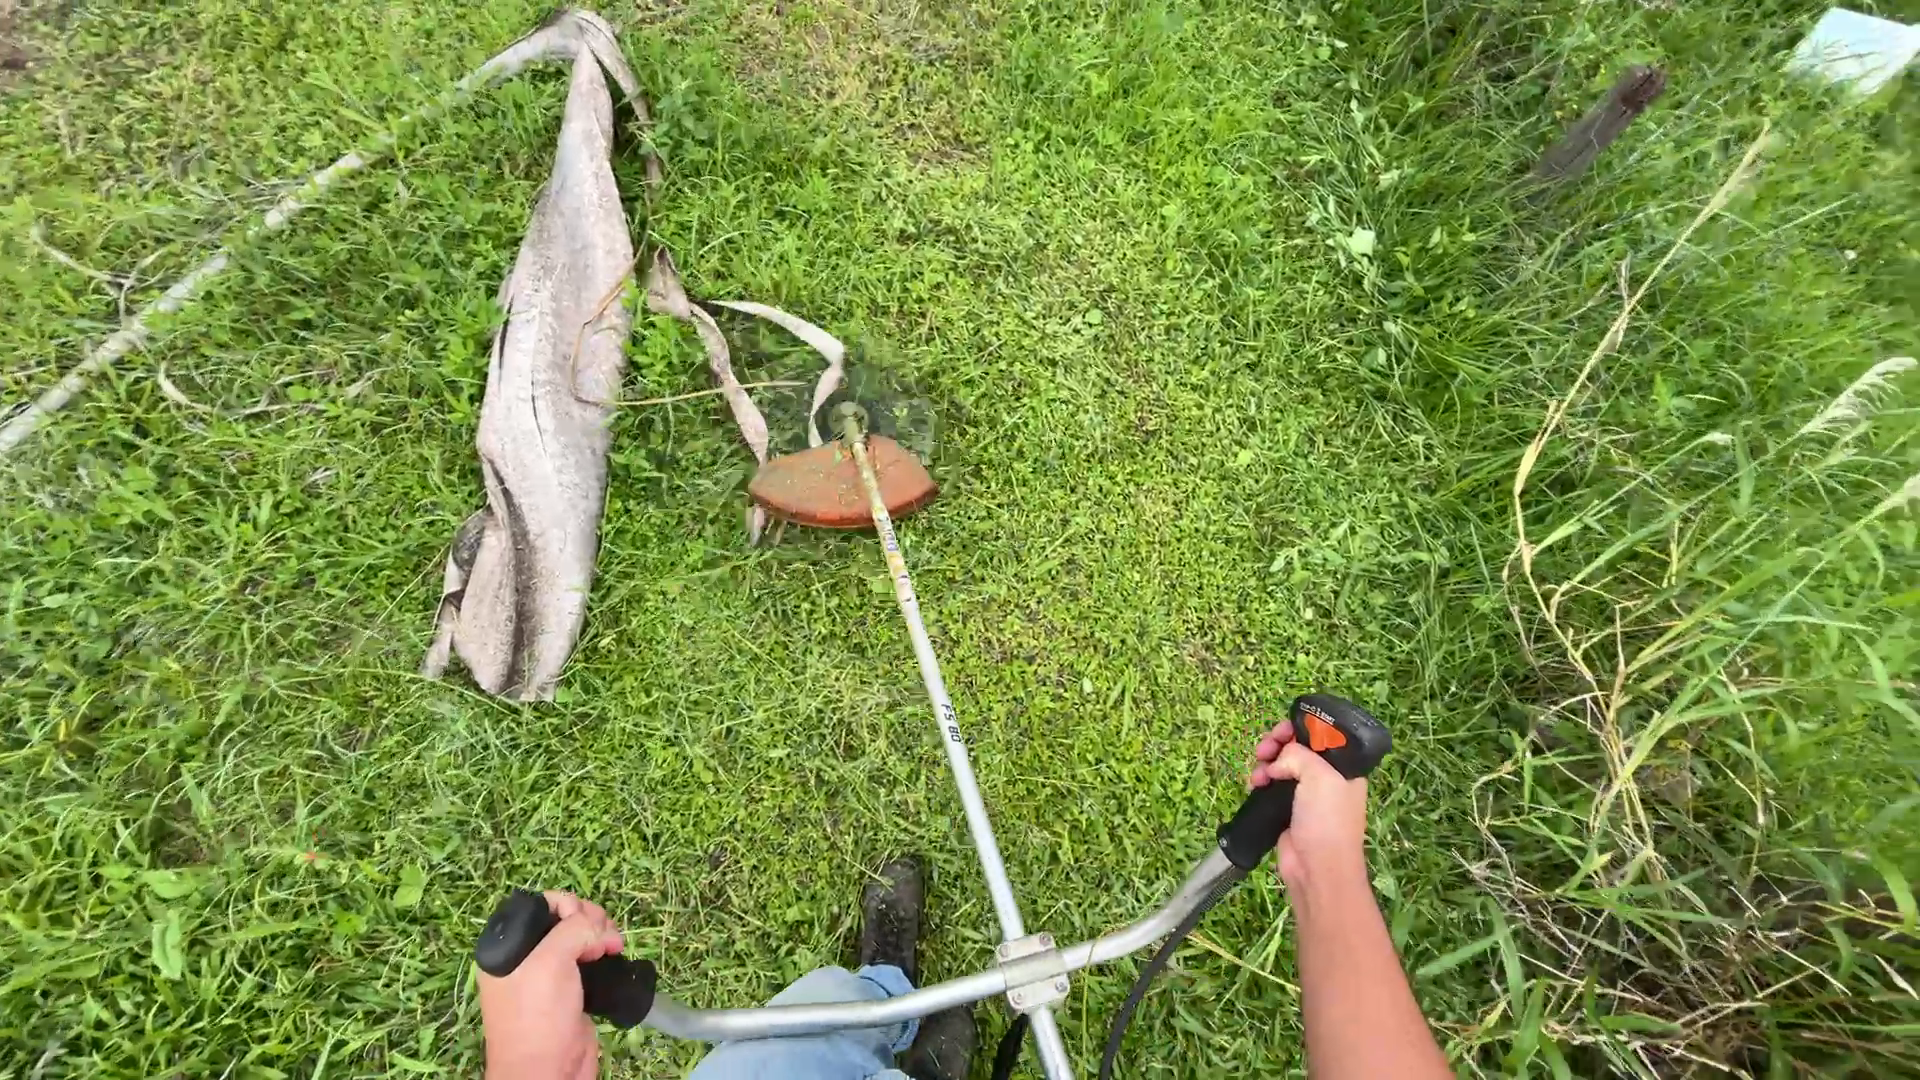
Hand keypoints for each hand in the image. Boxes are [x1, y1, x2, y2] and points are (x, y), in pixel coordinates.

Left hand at [478, 891, 625, 1079]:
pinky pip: (589, 954)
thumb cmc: (539, 1015)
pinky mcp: (570, 988)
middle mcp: (525, 958)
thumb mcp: (551, 960)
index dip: (566, 905)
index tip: (582, 922)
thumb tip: (599, 931)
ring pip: (580, 934)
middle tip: (602, 936)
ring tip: (612, 946)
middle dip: (589, 918)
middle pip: (564, 917)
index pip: (539, 905)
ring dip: (601, 932)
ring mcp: (548, 974)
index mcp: (506, 950)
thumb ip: (575, 929)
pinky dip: (604, 948)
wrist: (548, 1073)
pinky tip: (614, 954)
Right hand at [1250, 720, 1369, 889]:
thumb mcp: (1320, 775)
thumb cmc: (1326, 819)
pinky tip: (1254, 783)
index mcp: (1343, 768)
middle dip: (1277, 743)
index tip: (1283, 730)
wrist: (1316, 867)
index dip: (1300, 728)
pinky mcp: (1286, 806)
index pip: (1321, 735)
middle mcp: (1325, 777)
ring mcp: (1305, 793)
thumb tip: (1277, 761)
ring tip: (1258, 773)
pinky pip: (1270, 782)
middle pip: (1296, 746)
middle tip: (1265, 749)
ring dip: (1265, 761)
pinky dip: (1260, 778)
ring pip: (1280, 762)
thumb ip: (1297, 754)